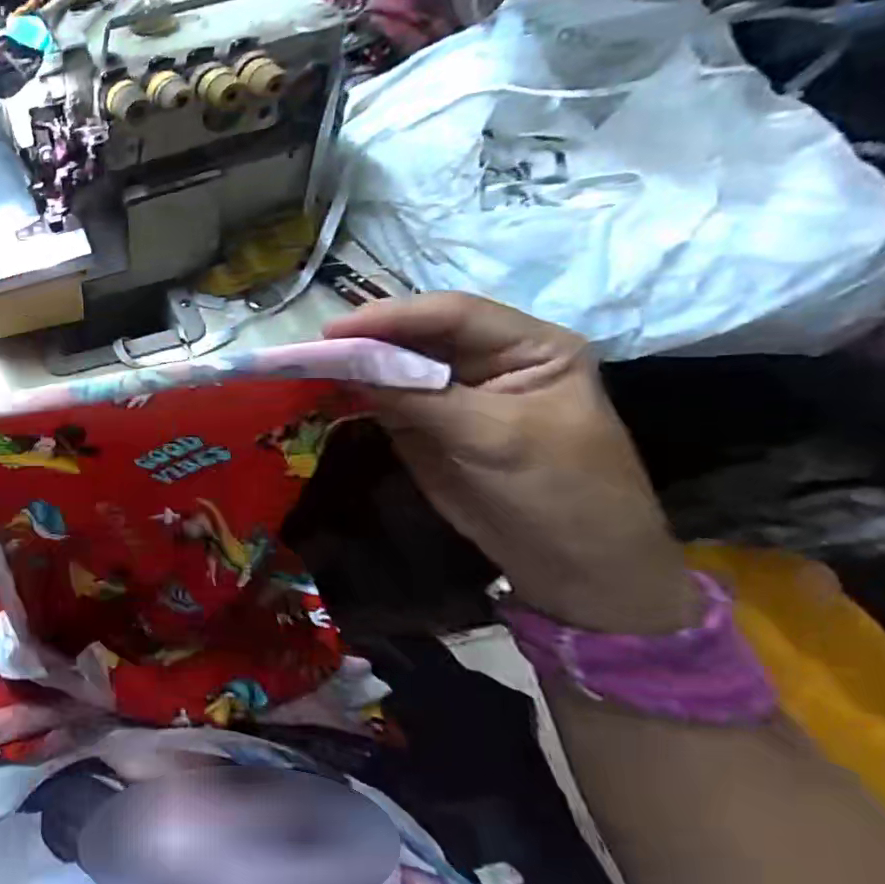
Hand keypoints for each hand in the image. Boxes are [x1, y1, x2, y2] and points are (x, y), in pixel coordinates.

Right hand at [324, 293, 697, 632]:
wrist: (573, 568)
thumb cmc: (558, 493)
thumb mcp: (493, 437)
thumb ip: (419, 396)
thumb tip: (347, 365)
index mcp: (529, 345)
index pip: (453, 314)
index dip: (393, 317)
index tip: (335, 331)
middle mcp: (488, 357)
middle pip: (419, 332)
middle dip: (368, 337)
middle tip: (316, 346)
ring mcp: (454, 389)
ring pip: (395, 362)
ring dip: (355, 362)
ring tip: (311, 364)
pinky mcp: (427, 420)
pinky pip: (385, 395)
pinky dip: (355, 391)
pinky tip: (326, 388)